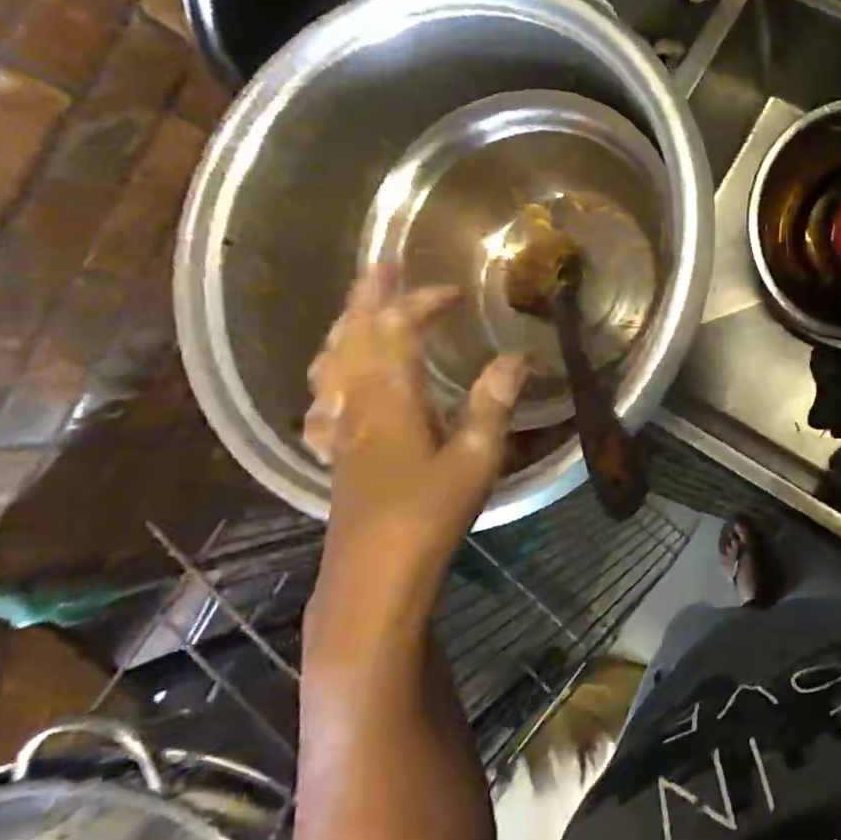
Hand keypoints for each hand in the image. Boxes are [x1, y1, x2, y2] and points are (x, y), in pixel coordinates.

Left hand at [304, 266, 527, 562]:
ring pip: (331, 362)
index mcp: (390, 395)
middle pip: (354, 334)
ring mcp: (339, 427)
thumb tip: (518, 357)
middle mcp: (356, 401)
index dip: (422, 302)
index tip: (455, 293)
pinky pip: (322, 398)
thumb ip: (493, 402)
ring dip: (346, 326)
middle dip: (369, 296)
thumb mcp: (476, 457)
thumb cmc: (430, 512)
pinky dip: (330, 375)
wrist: (375, 572)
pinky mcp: (334, 450)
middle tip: (382, 266)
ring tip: (361, 309)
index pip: (397, 329)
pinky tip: (335, 385)